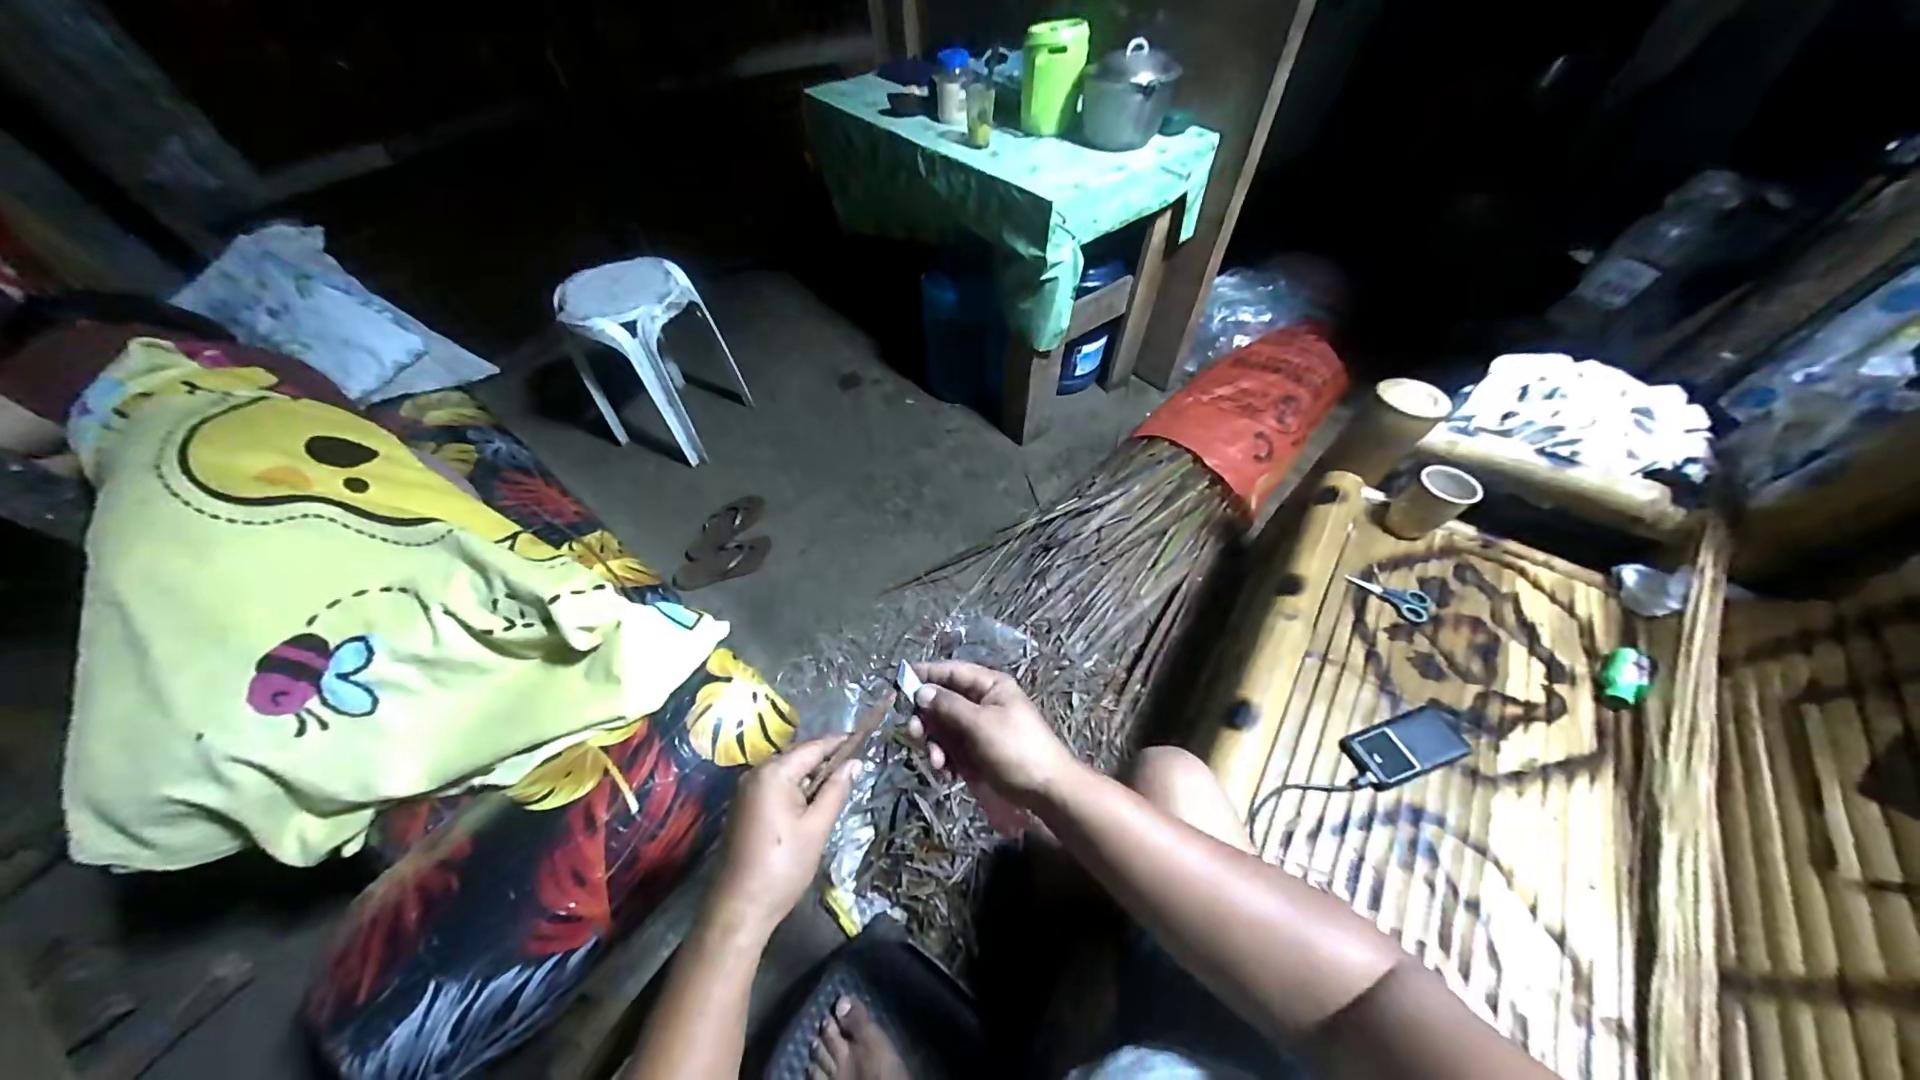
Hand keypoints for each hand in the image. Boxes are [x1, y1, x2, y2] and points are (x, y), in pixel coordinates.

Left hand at [706, 736, 859, 939]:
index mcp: (773, 773)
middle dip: (826, 761)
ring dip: (812, 777)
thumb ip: (836, 790)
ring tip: (839, 785)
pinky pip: (776, 787)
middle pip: (798, 757)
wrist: (739, 909)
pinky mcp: (745, 807)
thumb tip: (855, 762)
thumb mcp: (817, 827)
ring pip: (788, 773)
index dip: (839, 743)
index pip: (813, 747)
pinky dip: (796, 790)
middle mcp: (756, 774)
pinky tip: (813, 804)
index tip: (862, 740)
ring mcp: (747, 791)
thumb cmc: (783, 866)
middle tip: (855, 767)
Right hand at [908, 661, 1078, 807]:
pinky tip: (947, 774)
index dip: (926, 674)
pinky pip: (952, 750)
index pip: (952, 672)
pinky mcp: (978, 754)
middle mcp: (983, 703)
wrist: (1047, 791)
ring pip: (944, 729)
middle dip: (928, 718)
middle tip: (915, 733)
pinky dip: (945, 760)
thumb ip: (948, 706)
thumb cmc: (1016, 749)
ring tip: (938, 762)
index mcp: (990, 686)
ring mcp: (980, 730)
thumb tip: (921, 691)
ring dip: (935, 744)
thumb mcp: (980, 724)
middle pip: (943, 701)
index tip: (900, 681)